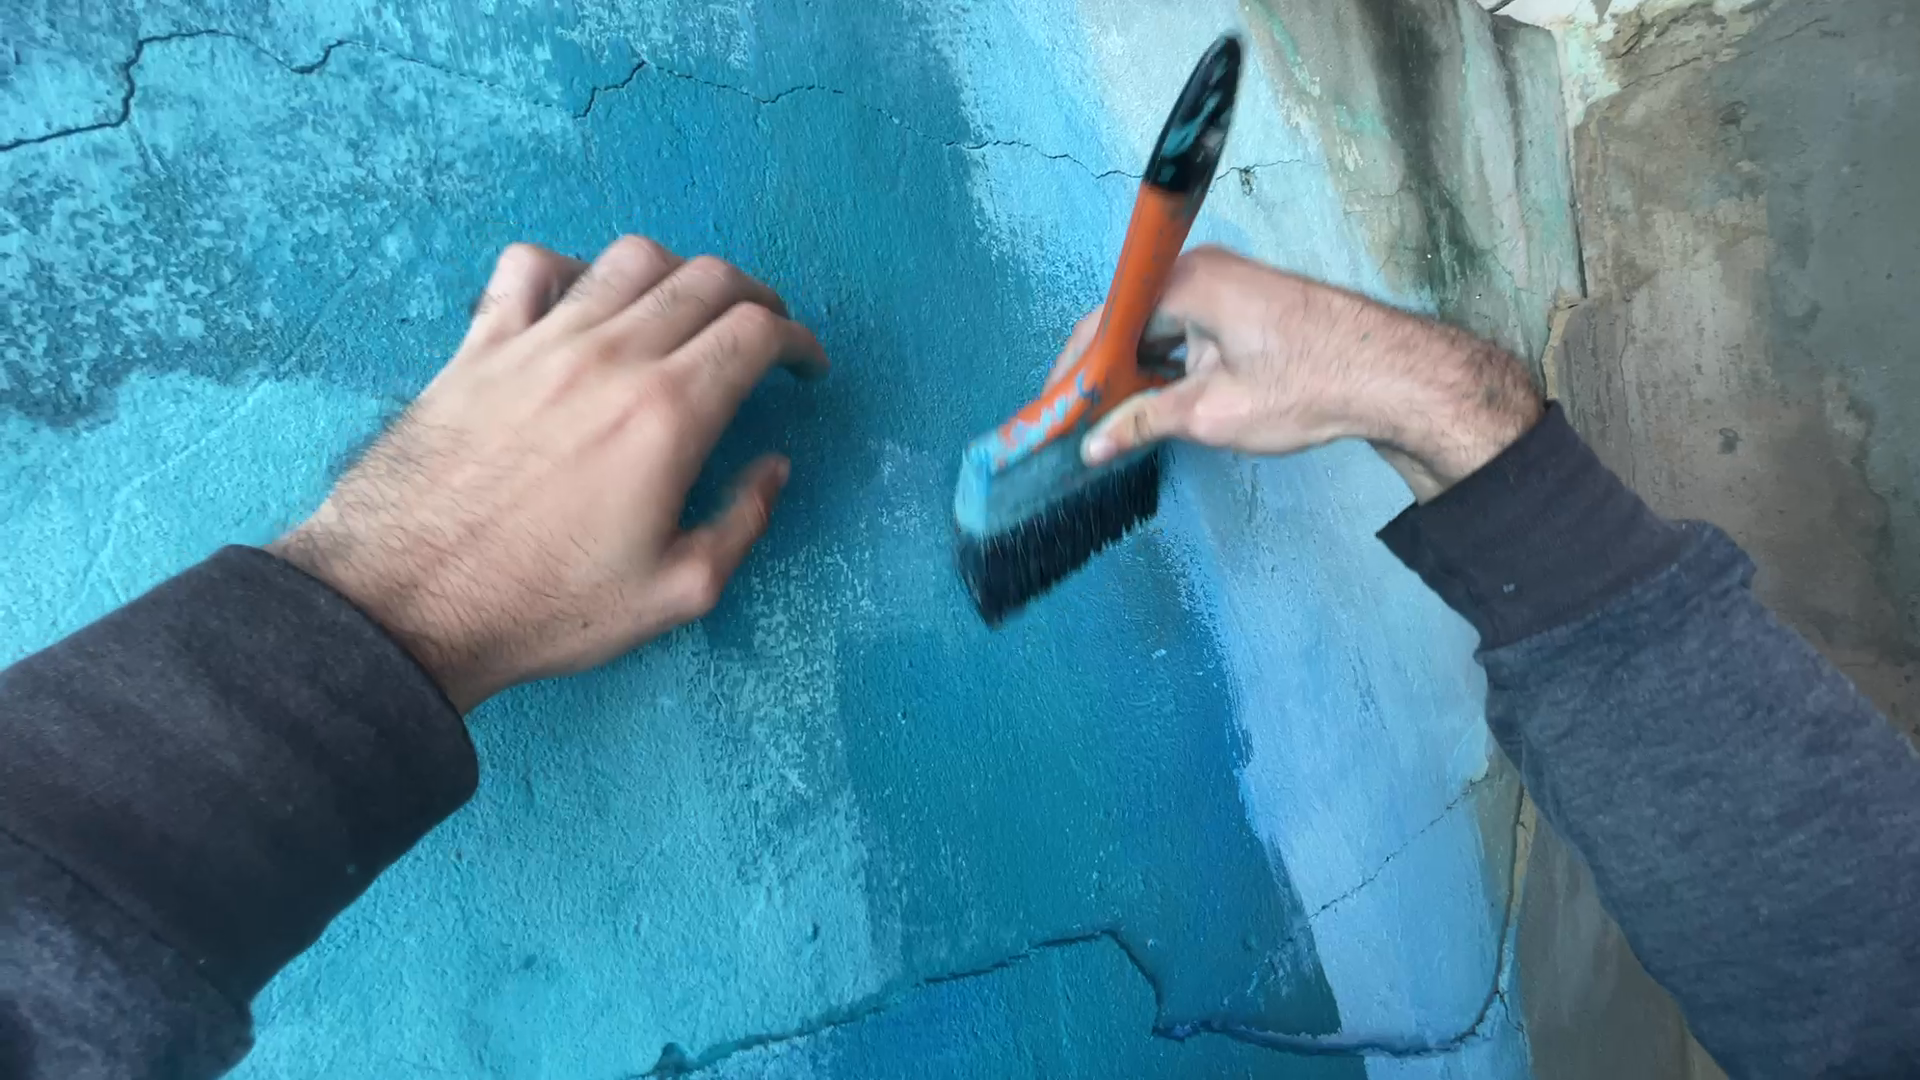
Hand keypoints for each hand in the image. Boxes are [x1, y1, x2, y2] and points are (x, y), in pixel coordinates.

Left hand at [270, 236, 827, 711]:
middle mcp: (613, 356)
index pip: (756, 334)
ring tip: (691, 315)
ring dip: (683, 276)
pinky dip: (577, 270)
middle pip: (707, 279)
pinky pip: (533, 266)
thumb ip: (747, 521)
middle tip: (767, 336)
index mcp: (670, 414)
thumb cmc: (551, 605)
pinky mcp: (481, 342)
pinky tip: (587, 305)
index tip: (807, 368)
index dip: (799, 341)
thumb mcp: (683, 590)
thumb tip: (774, 466)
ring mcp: (541, 339)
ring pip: (632, 259)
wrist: (403, 604)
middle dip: (759, 298)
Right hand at [1065, 246, 1541, 500]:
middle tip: (1080, 421)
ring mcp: (1222, 283)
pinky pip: (1181, 330)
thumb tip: (1092, 445)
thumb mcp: (1209, 413)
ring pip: (1153, 329)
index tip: (1053, 408)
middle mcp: (1198, 270)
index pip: (1102, 325)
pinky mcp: (1240, 302)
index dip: (1072, 371)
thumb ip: (1141, 424)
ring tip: (1114, 420)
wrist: (1396, 375)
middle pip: (1125, 323)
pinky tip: (1156, 401)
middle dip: (1100, 374)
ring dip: (1134, 373)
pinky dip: (1163, 366)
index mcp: (1183, 282)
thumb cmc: (1306, 385)